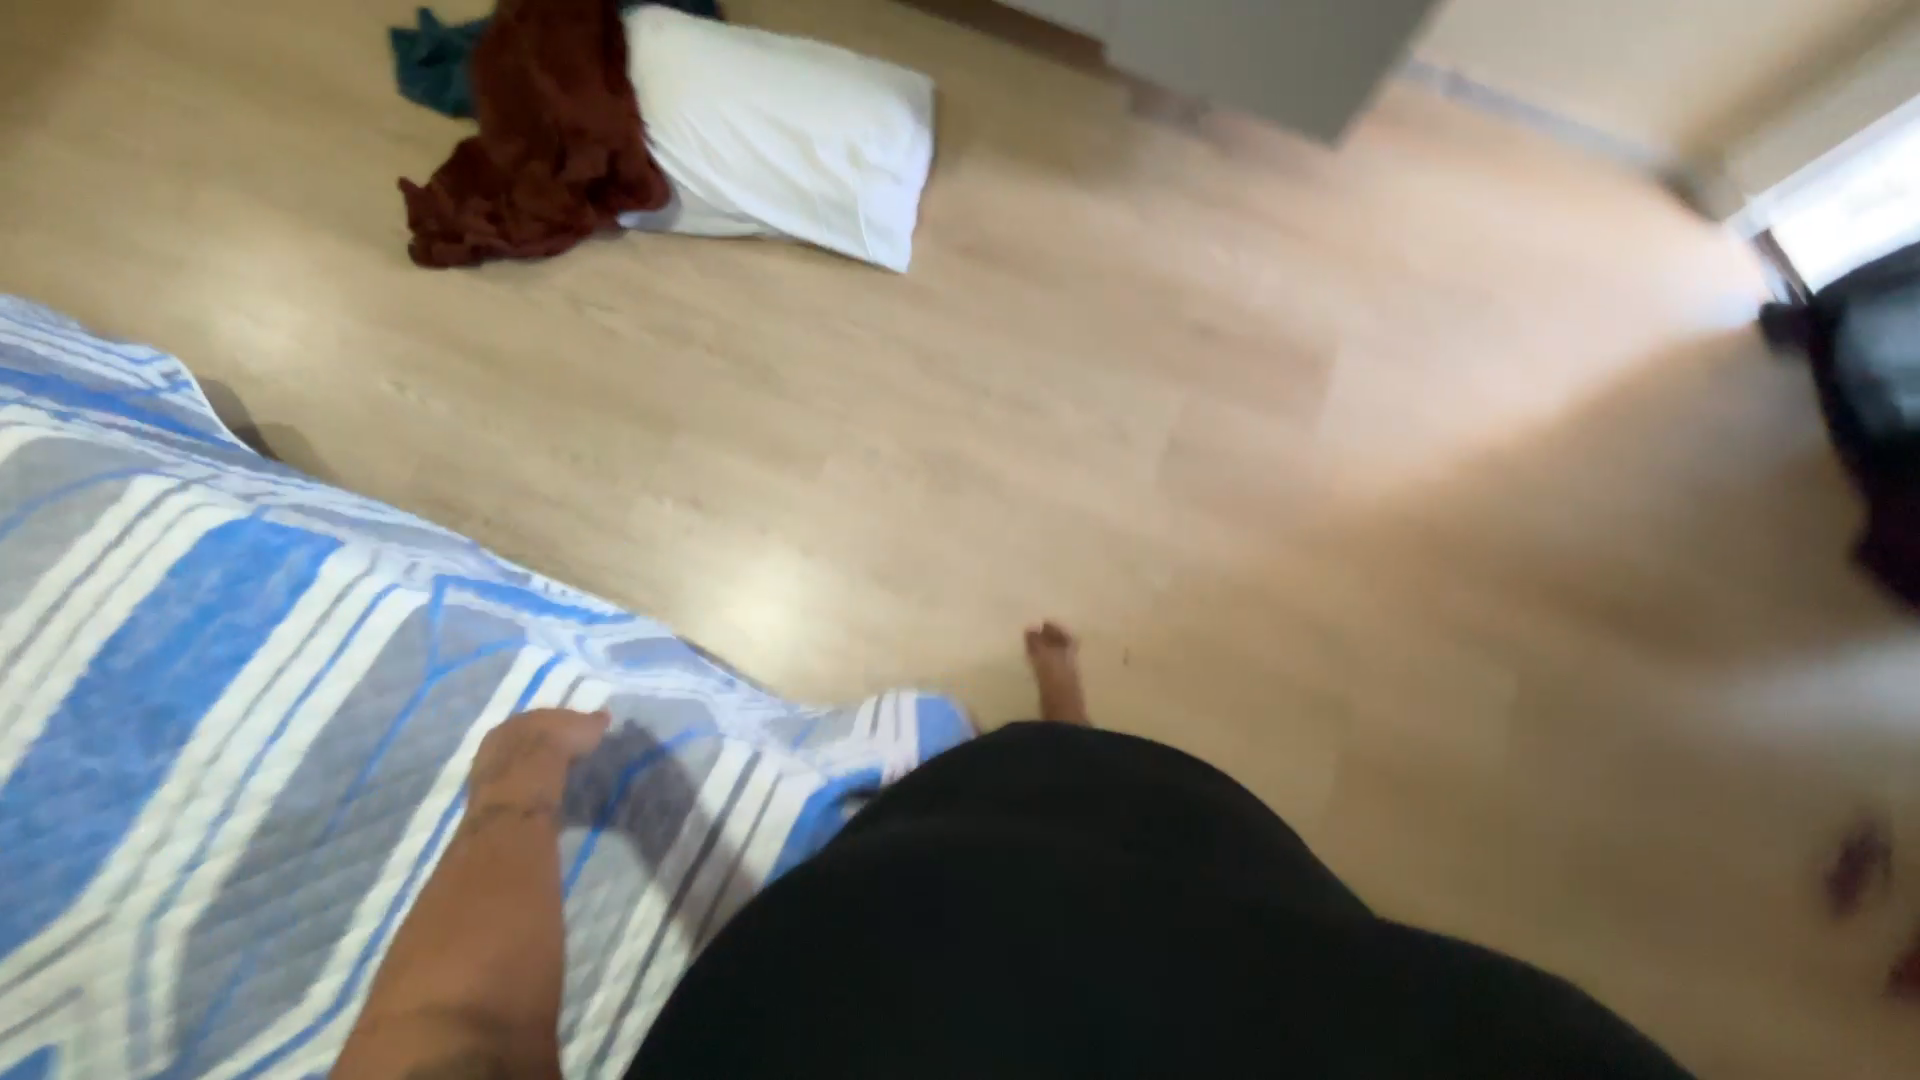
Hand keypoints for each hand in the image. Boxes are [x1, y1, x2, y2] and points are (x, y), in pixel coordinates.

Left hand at [467, 708, 610, 810]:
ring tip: (545, 778)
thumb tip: (604, 714)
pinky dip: (516, 785)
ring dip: (525, 766)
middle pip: (525, 737)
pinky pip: (504, 781)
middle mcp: (505, 730)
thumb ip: (594, 721)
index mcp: (529, 714)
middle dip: (540, 745)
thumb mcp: (588, 729)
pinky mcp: (480, 784)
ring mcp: (488, 758)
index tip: (573, 738)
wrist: (524, 779)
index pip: (546, 718)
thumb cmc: (559, 746)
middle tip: (558, 758)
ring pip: (512, 759)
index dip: (560, 727)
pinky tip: (529, 792)